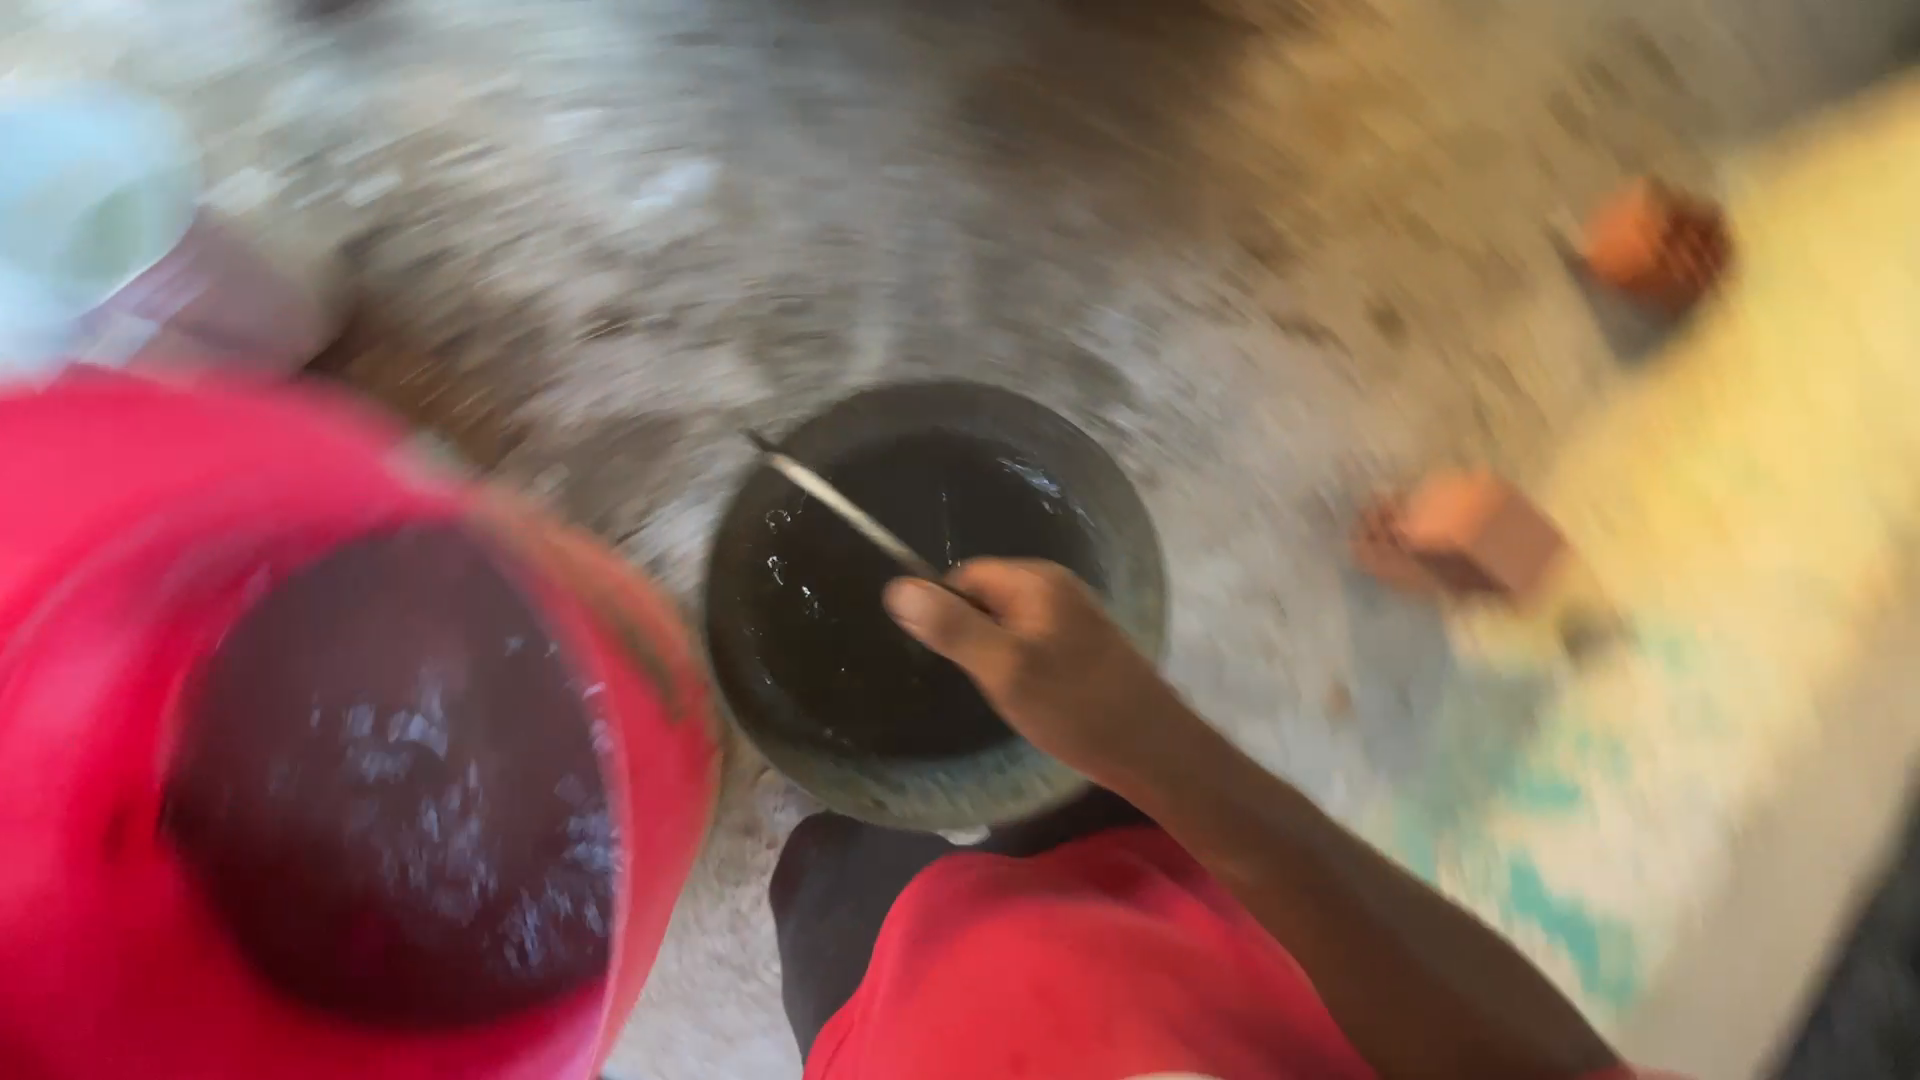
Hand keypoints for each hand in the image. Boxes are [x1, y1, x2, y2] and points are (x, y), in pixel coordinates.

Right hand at [882, 559, 1186, 785]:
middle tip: (982, 680)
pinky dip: (1022, 663)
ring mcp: (1075, 614)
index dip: (948, 612)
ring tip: (1007, 692)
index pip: (966, 575)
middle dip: (973, 634)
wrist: (1152, 748)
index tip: (952, 658)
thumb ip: (951, 627)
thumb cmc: (1074, 706)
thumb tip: (897, 587)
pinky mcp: (1086, 642)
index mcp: (1036, 580)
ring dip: (997, 653)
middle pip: (987, 596)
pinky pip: (1034, 639)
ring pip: (1009, 622)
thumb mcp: (1004, 668)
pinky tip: (1033, 696)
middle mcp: (1058, 586)